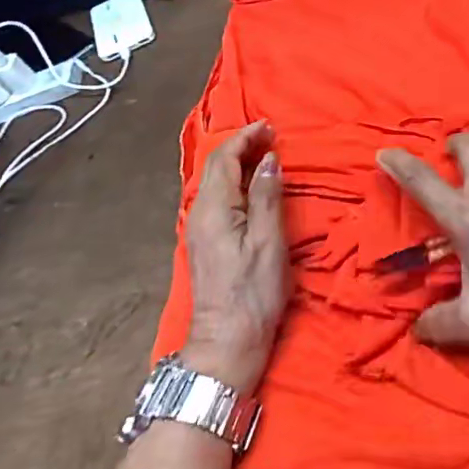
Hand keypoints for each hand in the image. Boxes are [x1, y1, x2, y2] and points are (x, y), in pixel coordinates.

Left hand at [182, 120, 287, 393]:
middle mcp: (199, 214)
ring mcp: (199, 230)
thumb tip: (270, 160)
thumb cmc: (253, 291)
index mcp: (214, 210)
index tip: (270, 126)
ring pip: (214, 182)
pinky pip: (217, 197)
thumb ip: (268, 196)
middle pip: (214, 167)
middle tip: (270, 135)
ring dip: (237, 162)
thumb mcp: (269, 241)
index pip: (224, 159)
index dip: (245, 138)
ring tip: (265, 154)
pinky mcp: (206, 242)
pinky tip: (251, 184)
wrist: (227, 341)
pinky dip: (234, 180)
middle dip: (240, 146)